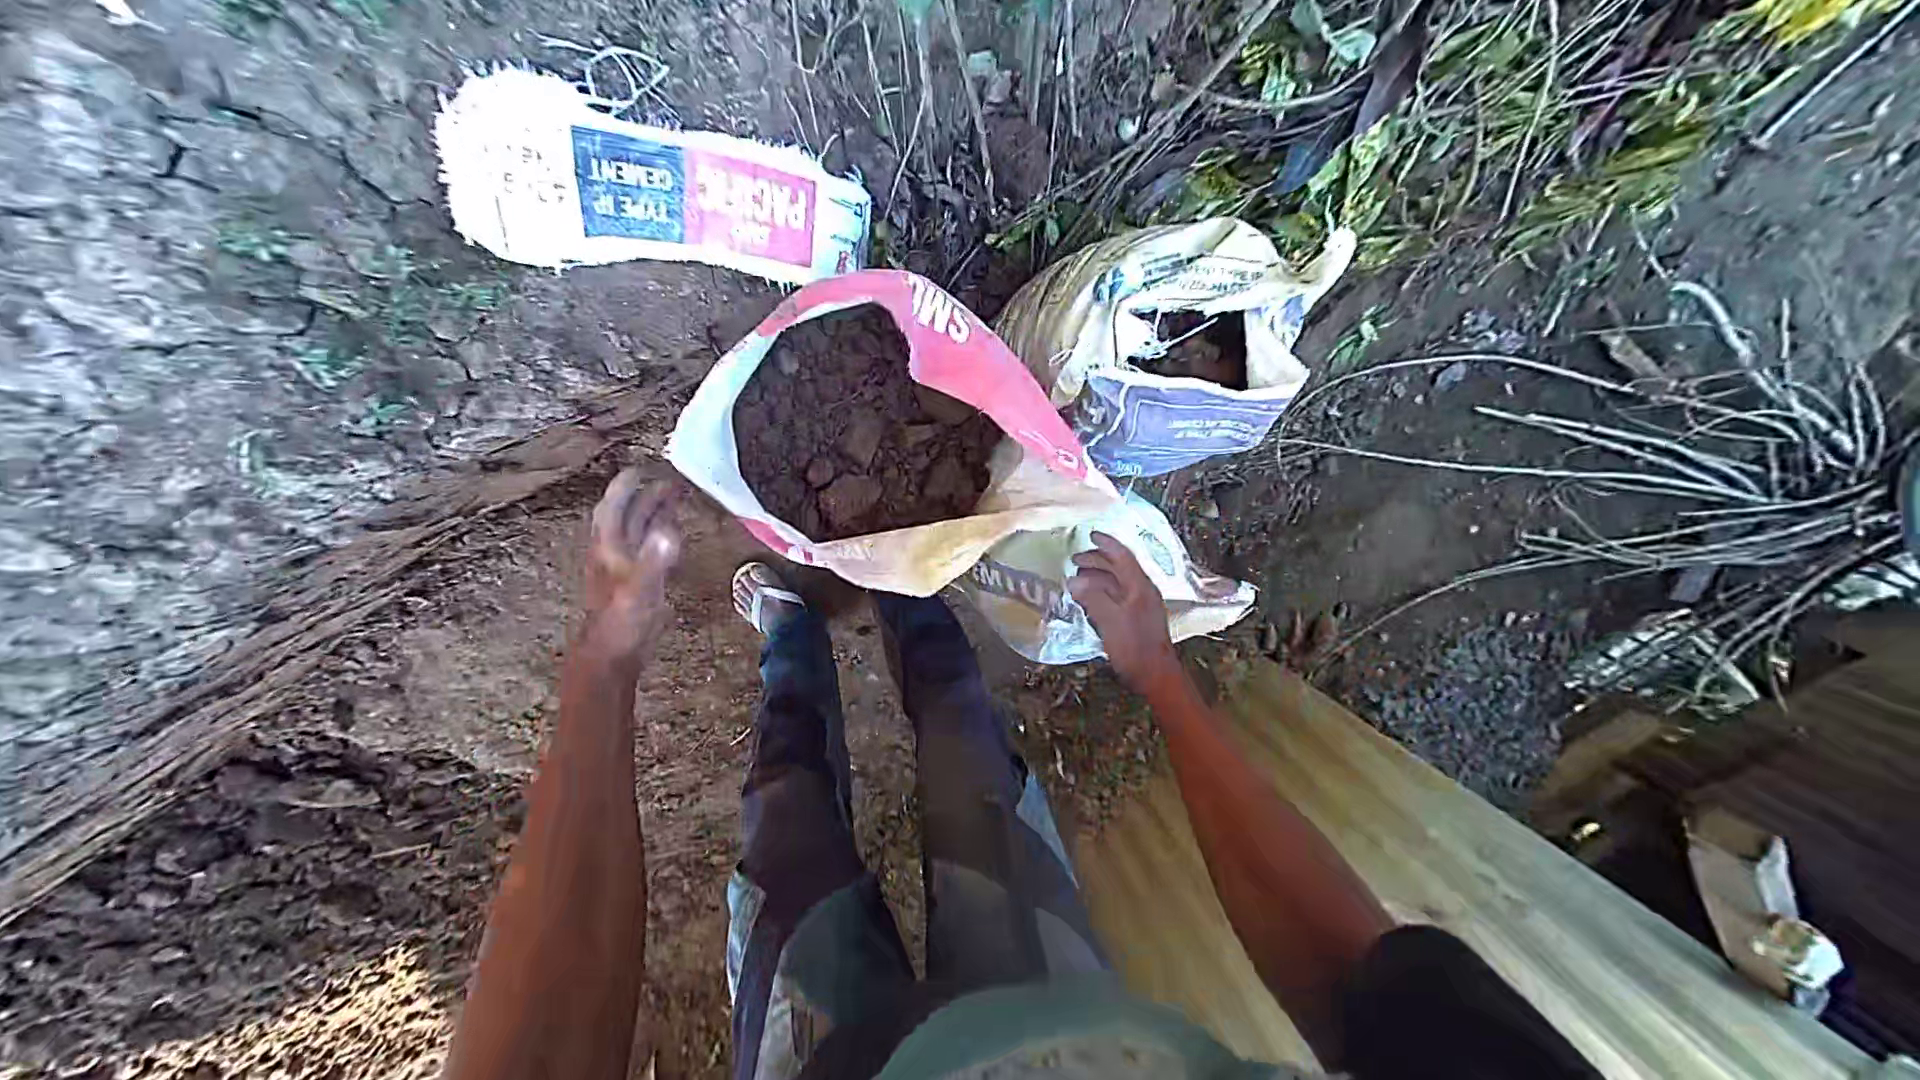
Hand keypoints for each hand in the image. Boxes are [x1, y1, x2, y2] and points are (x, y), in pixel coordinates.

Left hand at [580, 468, 682, 662]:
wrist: (612, 655)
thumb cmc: (620, 622)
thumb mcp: (639, 589)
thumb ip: (655, 560)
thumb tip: (670, 532)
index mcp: (610, 549)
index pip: (614, 508)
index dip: (625, 487)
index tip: (640, 469)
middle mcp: (616, 553)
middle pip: (630, 516)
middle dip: (649, 497)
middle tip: (673, 483)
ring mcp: (627, 568)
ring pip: (640, 532)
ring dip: (657, 514)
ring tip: (678, 499)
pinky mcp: (639, 582)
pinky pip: (650, 550)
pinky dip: (662, 537)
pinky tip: (674, 535)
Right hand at [1068, 532, 1181, 695]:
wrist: (1155, 676)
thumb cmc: (1134, 647)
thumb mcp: (1110, 620)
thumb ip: (1092, 597)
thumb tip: (1074, 581)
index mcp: (1140, 587)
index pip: (1123, 557)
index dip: (1107, 544)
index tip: (1090, 535)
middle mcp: (1142, 592)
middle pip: (1119, 568)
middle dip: (1097, 560)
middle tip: (1075, 560)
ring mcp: (1140, 606)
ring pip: (1117, 583)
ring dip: (1097, 576)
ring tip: (1077, 578)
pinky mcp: (1135, 619)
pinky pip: (1116, 596)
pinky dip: (1100, 592)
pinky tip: (1087, 599)